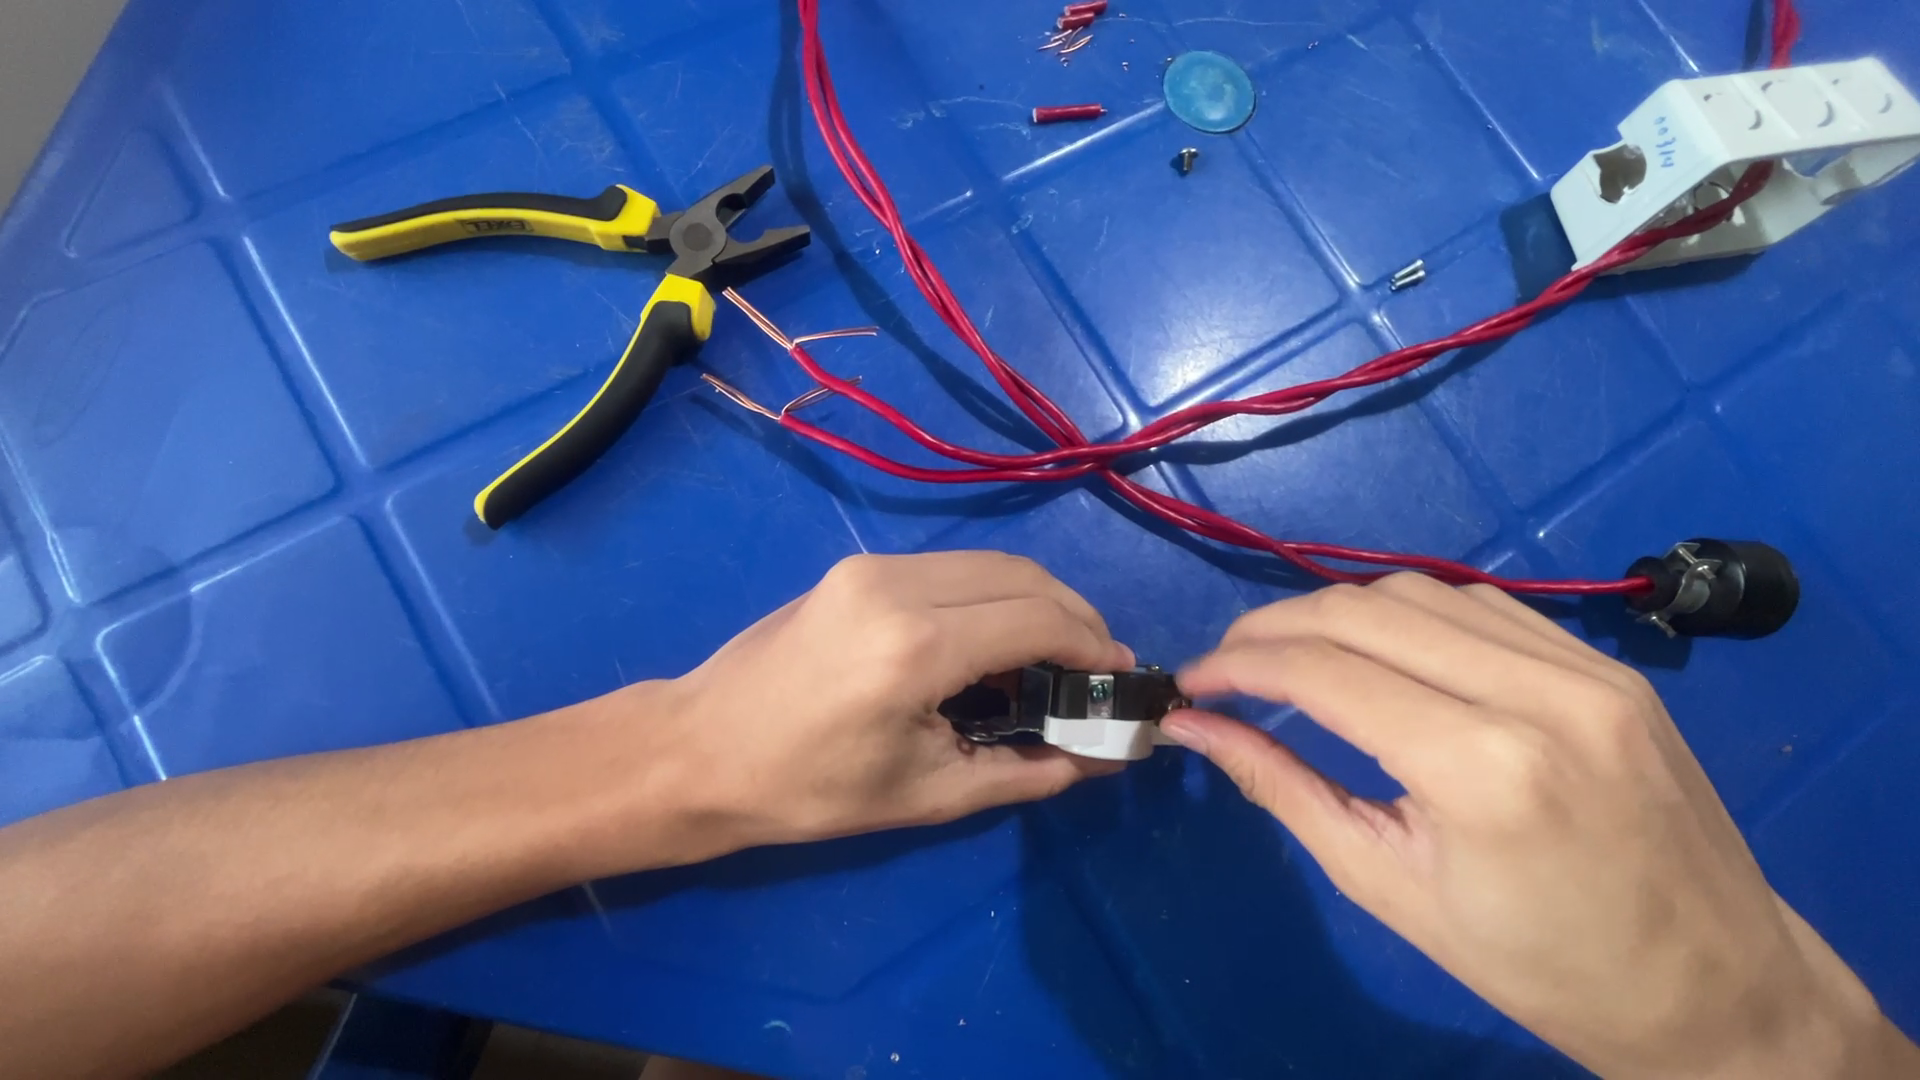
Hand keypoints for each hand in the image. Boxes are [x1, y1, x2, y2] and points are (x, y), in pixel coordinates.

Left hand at [641, 552, 1131, 855]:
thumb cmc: (808, 791)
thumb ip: (1026, 773)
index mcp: (918, 646)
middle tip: (1094, 665)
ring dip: (1034, 600)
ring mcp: (873, 566)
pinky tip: (991, 639)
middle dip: (1074, 615)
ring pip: (989, 563)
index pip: (1039, 620)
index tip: (1119, 676)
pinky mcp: (857, 565)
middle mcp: (899, 585)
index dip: (1093, 644)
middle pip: (1023, 575)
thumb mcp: (927, 795)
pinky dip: (990, 595)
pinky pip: (950, 568)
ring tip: (1050, 655)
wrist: (700, 750)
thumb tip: (1100, 758)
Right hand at [1161, 574, 1916, 1078]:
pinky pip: (1472, 602)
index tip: (1191, 682)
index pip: (1321, 672)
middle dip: (1271, 627)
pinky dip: (1400, 611)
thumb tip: (1191, 727)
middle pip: (1359, 611)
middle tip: (1227, 664)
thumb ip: (1278, 786)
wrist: (1720, 993)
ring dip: (1330, 612)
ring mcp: (1582, 667)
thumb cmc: (1532, 962)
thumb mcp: (1381, 883)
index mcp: (1479, 768)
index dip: (1238, 666)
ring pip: (1412, 590)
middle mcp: (1535, 693)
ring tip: (1289, 652)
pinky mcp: (1603, 662)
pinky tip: (1376, 646)